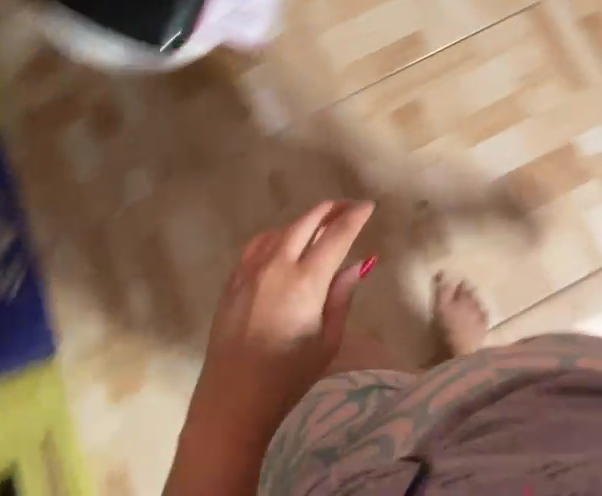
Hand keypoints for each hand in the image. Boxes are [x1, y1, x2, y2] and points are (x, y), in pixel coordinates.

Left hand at [201, 200, 375, 425]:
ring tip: (320, 223)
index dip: (354, 217)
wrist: (233, 396)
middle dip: (330, 209)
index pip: (335, 235)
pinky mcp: (234, 278)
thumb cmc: (288, 377)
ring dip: (304, 220)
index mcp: (306, 280)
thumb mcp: (327, 342)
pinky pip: (259, 243)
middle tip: (348, 206)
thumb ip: (341, 298)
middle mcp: (277, 264)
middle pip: (306, 222)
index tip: (367, 206)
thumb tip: (355, 265)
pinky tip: (285, 241)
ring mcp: (251, 268)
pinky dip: (279, 234)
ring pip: (282, 229)